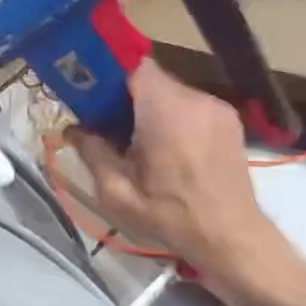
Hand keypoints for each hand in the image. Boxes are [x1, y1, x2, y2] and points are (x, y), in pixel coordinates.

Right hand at [67, 61, 291, 293]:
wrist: (232, 239)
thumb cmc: (171, 216)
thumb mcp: (117, 192)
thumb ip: (92, 152)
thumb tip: (72, 129)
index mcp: (166, 111)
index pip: (134, 66)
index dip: (110, 73)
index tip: (92, 92)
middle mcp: (196, 100)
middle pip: (150, 80)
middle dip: (126, 96)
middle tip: (108, 124)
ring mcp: (218, 108)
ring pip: (170, 92)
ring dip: (150, 108)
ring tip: (138, 141)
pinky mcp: (230, 120)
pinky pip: (190, 105)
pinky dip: (173, 117)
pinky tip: (167, 148)